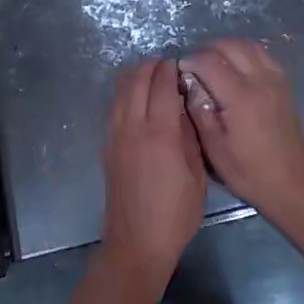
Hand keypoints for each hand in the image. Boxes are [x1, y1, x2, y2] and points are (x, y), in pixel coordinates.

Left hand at [100, 59, 207, 279]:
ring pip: (120, 93)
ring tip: (149, 73)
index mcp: (160, 133)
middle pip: (136, 82)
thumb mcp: (196, 175)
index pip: (162, 86)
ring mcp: (115, 137)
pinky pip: (114, 109)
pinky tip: (134, 98)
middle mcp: (133, 128)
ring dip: (134, 77)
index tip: (180, 61)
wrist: (137, 242)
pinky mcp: (107, 147)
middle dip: (150, 67)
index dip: (170, 69)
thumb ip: (189, 137)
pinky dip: (124, 95)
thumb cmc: (176, 213)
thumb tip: (183, 109)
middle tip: (165, 63)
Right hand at [179, 39, 303, 219]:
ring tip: (212, 66)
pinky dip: (245, 53)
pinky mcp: (285, 86)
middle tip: (193, 68)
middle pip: (230, 46)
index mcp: (240, 97)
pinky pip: (263, 55)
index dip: (189, 61)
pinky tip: (235, 70)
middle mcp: (261, 81)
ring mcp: (276, 81)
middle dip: (207, 51)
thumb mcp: (214, 148)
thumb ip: (198, 110)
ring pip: (249, 46)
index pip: (209, 61)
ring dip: (227, 48)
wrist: (293, 186)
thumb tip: (188, 84)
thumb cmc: (249, 172)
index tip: (178, 73)